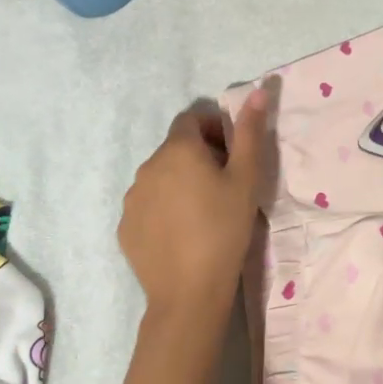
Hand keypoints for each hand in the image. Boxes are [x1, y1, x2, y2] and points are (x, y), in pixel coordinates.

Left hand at [118, 87, 272, 321]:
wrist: (189, 293)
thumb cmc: (224, 227)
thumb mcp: (246, 177)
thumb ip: (250, 130)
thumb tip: (258, 90)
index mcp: (177, 149)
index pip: (192, 119)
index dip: (213, 128)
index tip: (231, 153)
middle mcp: (147, 166)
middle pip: (175, 147)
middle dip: (199, 155)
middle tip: (224, 182)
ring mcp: (131, 199)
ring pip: (160, 176)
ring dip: (179, 180)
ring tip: (203, 209)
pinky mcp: (124, 228)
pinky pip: (147, 204)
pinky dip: (163, 207)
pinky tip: (182, 231)